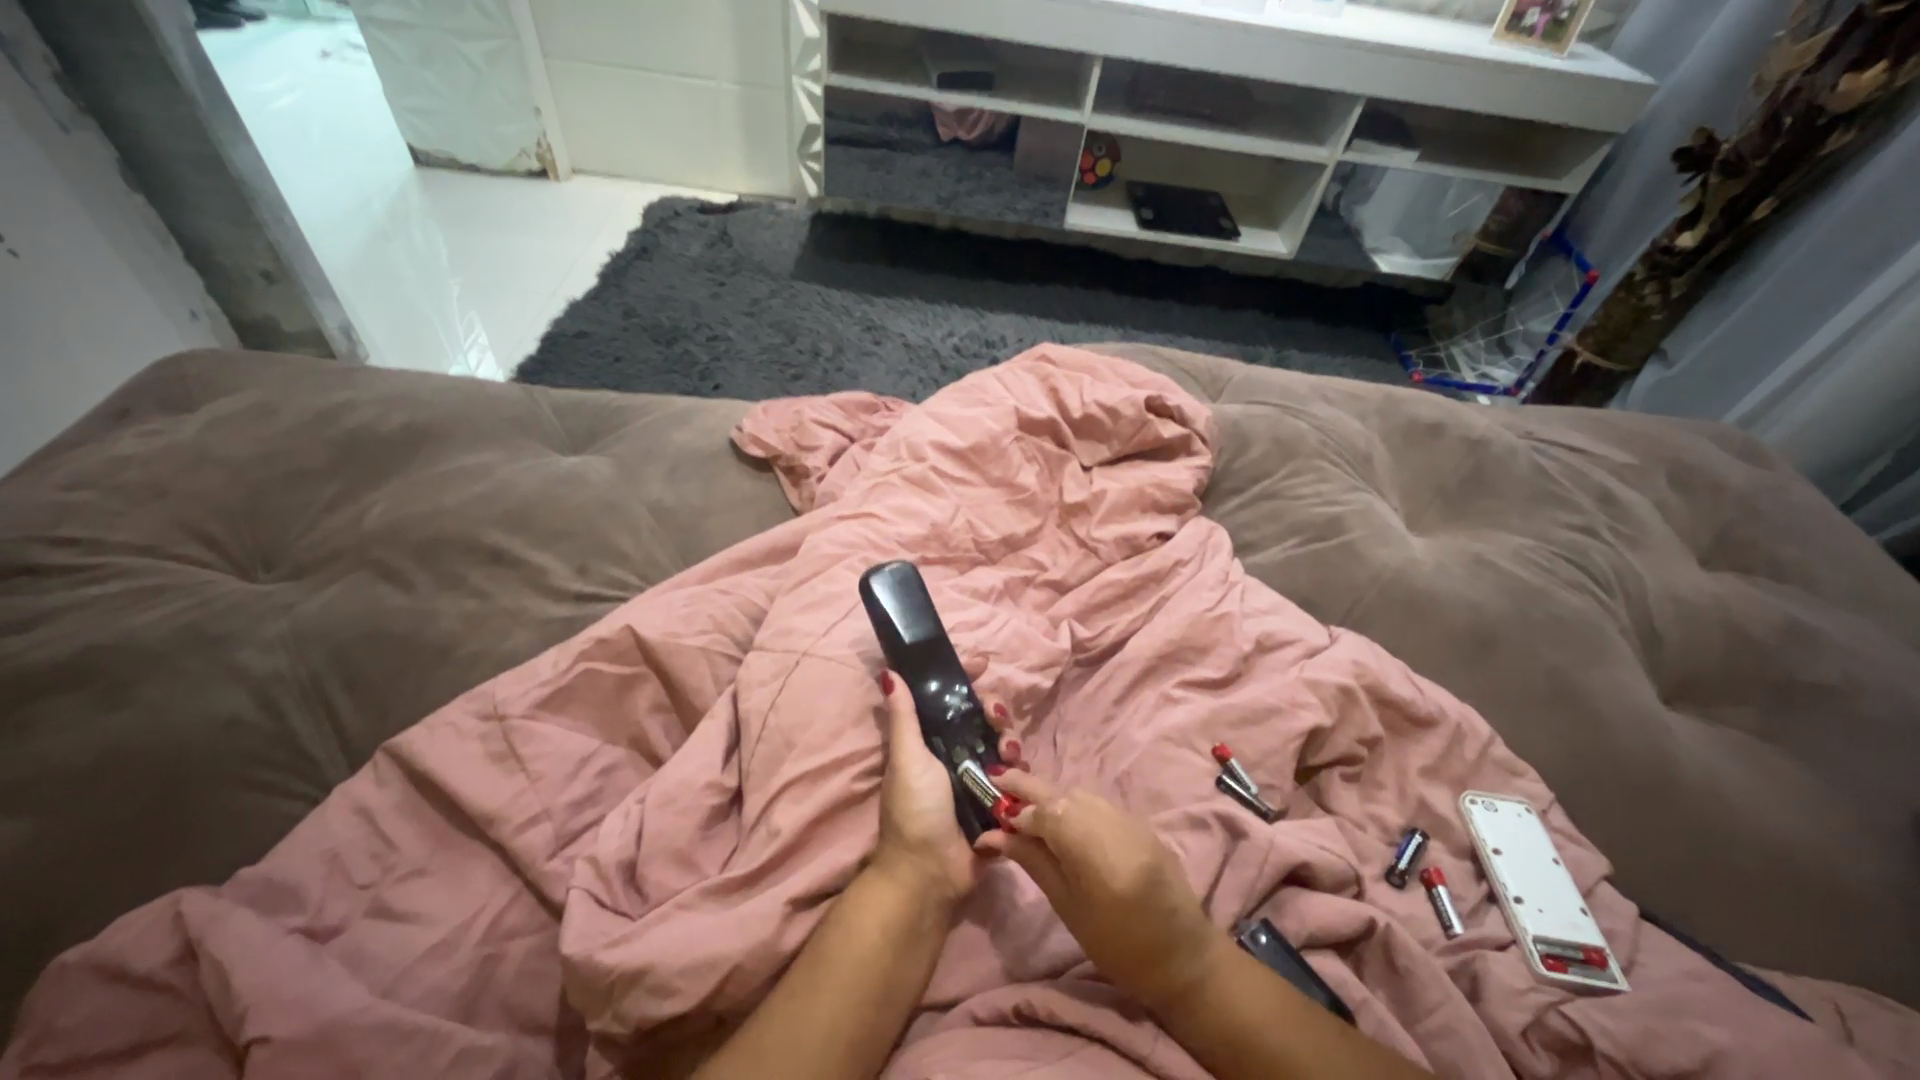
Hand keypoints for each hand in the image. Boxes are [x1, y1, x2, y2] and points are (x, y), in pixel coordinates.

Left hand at [869, 668, 1022, 907]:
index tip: (984, 663)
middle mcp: (956, 754)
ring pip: (1004, 742)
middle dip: (995, 709)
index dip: (966, 678)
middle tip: (995, 717)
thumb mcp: (907, 758)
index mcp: (931, 740)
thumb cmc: (914, 810)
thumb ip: (904, 716)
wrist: (929, 872)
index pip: (951, 699)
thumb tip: (888, 672)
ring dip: (1009, 738)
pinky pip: (1018, 775)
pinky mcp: (999, 802)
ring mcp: (979, 778)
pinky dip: (1020, 768)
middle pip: (984, 717)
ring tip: (1006, 753)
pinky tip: (1017, 773)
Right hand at [976, 772, 1222, 1010]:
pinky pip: (1100, 804)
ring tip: (1026, 810)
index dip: (1018, 811)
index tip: (993, 816)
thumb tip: (994, 835)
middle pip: (1065, 794)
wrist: (1182, 957)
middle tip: (996, 782)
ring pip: (1083, 795)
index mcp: (1097, 853)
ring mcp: (1133, 821)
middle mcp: (1117, 826)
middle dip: (1030, 789)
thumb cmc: (1118, 946)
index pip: (1048, 813)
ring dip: (1052, 797)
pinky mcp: (1142, 824)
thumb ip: (1034, 862)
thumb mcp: (1068, 908)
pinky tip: (1062, 821)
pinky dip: (1075, 806)